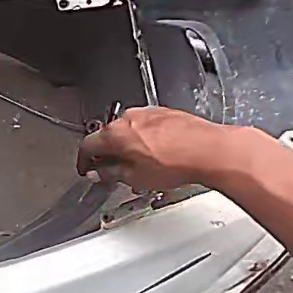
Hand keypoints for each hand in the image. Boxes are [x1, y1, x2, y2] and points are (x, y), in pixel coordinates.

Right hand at [76, 107, 267, 191]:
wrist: (209, 150)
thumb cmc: (176, 162)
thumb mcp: (134, 178)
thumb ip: (111, 174)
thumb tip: (100, 172)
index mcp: (115, 133)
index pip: (87, 146)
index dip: (83, 161)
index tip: (85, 169)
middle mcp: (129, 118)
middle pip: (107, 136)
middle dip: (105, 153)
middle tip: (107, 170)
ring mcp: (148, 113)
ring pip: (127, 130)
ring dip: (126, 146)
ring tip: (135, 166)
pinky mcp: (165, 113)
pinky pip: (146, 126)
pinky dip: (143, 139)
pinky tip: (154, 155)